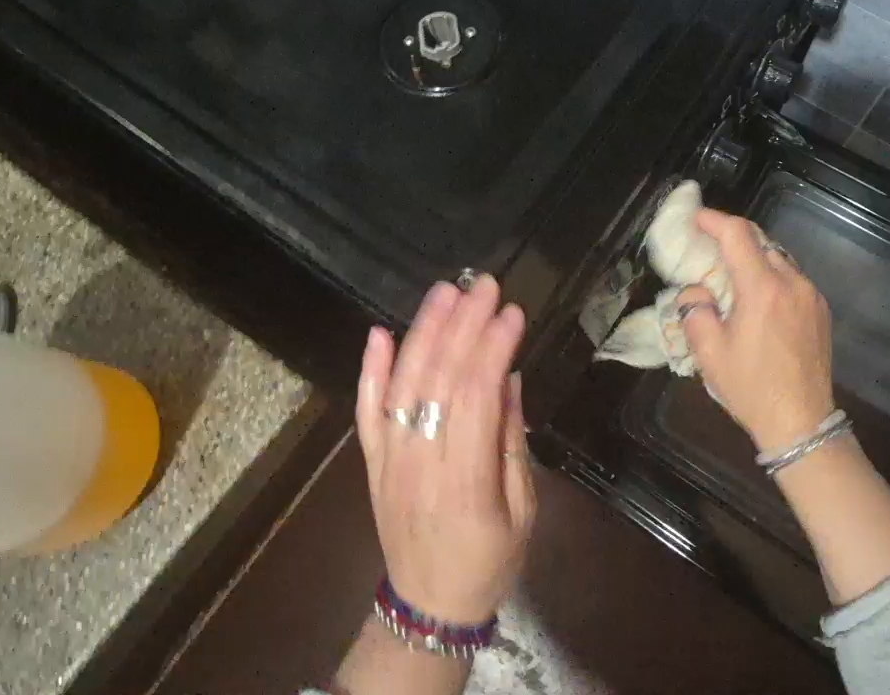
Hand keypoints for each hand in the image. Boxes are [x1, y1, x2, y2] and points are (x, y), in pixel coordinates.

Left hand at [354, 276, 536, 624]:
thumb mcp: (523, 509)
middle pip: (438, 380)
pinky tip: (381, 332)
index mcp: (466, 482)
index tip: (512, 312)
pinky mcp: (370, 462)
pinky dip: (370, 369)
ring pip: (402, 385)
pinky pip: (366, 410)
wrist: (429, 604)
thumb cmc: (489, 559)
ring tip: (444, 293)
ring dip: (423, 332)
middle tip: (483, 286)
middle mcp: (421, 463)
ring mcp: (389, 460)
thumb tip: (509, 377)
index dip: (493, 348)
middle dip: (463, 326)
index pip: (476, 397)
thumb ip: (512, 442)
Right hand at [677, 209, 835, 453]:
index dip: (714, 220)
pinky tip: (757, 296)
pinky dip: (770, 276)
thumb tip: (696, 290)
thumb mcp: (709, 352)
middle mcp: (792, 283)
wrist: (801, 423)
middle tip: (707, 246)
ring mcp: (811, 296)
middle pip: (760, 241)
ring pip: (778, 258)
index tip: (695, 219)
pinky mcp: (821, 310)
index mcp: (762, 289)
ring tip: (730, 272)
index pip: (737, 235)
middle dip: (732, 237)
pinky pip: (792, 278)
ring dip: (753, 257)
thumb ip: (695, 310)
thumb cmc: (751, 388)